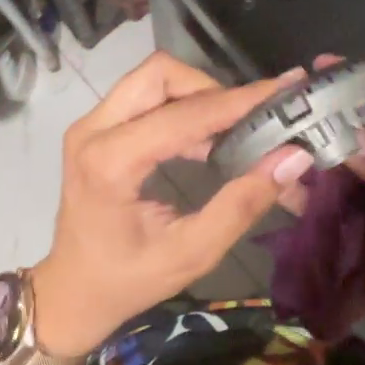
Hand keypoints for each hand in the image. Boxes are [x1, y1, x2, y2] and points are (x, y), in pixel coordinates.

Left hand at [32, 52, 314, 354]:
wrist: (72, 289)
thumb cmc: (128, 280)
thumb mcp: (191, 253)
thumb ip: (241, 204)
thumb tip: (292, 157)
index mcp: (110, 163)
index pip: (183, 114)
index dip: (239, 101)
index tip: (286, 91)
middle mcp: (92, 131)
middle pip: (160, 75)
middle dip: (212, 89)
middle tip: (251, 119)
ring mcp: (89, 126)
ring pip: (152, 80)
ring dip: (197, 97)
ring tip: (235, 132)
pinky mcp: (94, 129)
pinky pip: (143, 98)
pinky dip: (181, 108)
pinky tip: (207, 143)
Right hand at [274, 55, 364, 344]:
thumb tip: (349, 135)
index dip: (355, 91)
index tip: (320, 67)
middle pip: (347, 141)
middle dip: (316, 121)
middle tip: (276, 103)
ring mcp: (361, 207)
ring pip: (326, 172)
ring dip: (300, 157)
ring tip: (262, 136)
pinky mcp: (339, 236)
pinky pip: (314, 209)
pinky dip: (294, 195)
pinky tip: (267, 182)